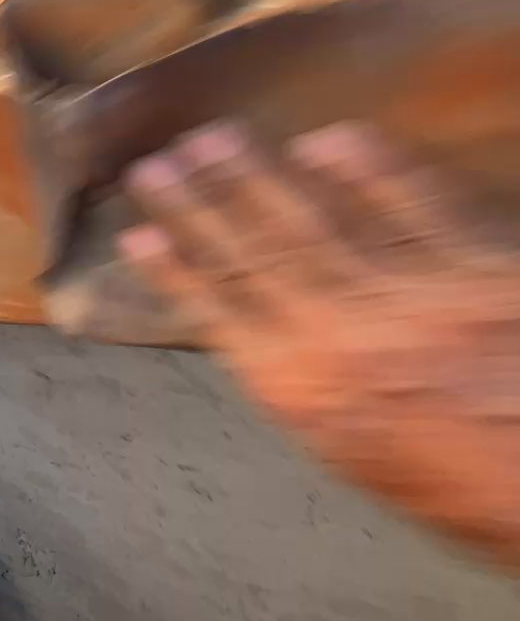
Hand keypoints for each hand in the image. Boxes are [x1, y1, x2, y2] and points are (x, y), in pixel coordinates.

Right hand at [119, 122, 519, 560]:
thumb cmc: (454, 482)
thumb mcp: (344, 446)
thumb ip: (295, 381)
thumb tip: (256, 333)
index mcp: (295, 382)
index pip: (215, 309)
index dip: (171, 267)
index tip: (135, 233)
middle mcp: (336, 333)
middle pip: (252, 256)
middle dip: (199, 204)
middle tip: (160, 163)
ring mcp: (413, 300)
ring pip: (316, 227)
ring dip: (258, 178)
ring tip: (215, 139)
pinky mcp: (487, 277)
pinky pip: (423, 213)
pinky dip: (374, 173)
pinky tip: (330, 140)